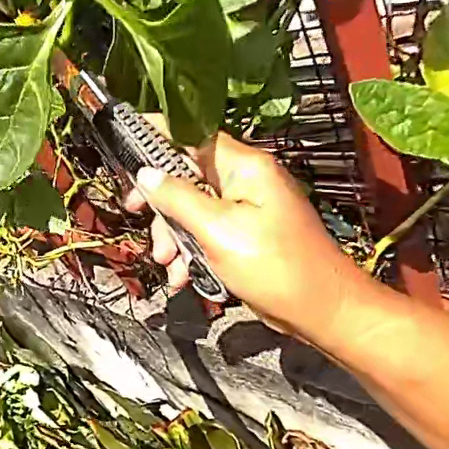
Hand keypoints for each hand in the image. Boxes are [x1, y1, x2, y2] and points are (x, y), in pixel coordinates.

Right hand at [128, 128, 382, 339]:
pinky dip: (191, 252)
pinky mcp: (244, 234)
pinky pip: (205, 233)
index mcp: (245, 167)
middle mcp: (245, 181)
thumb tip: (146, 173)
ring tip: (170, 265)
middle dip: (162, 207)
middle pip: (186, 178)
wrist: (322, 312)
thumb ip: (178, 198)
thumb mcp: (218, 230)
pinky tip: (184, 276)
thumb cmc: (275, 267)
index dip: (157, 138)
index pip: (193, 136)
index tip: (126, 147)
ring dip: (174, 237)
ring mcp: (245, 209)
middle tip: (139, 221)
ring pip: (191, 210)